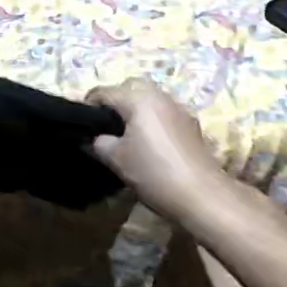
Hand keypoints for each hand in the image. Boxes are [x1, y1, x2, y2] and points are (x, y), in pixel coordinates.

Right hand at [87, 80, 229, 222]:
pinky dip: (153, 120)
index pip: (103, 92)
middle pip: (128, 88)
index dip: (87, 107)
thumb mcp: (115, 158)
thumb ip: (97, 142)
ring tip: (127, 134)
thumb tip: (91, 138)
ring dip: (135, 109)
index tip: (81, 125)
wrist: (205, 197)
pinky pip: (164, 112)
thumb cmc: (154, 172)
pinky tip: (150, 143)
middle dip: (114, 102)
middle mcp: (158, 96)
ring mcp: (178, 109)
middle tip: (105, 126)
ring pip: (149, 99)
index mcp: (137, 98)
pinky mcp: (192, 125)